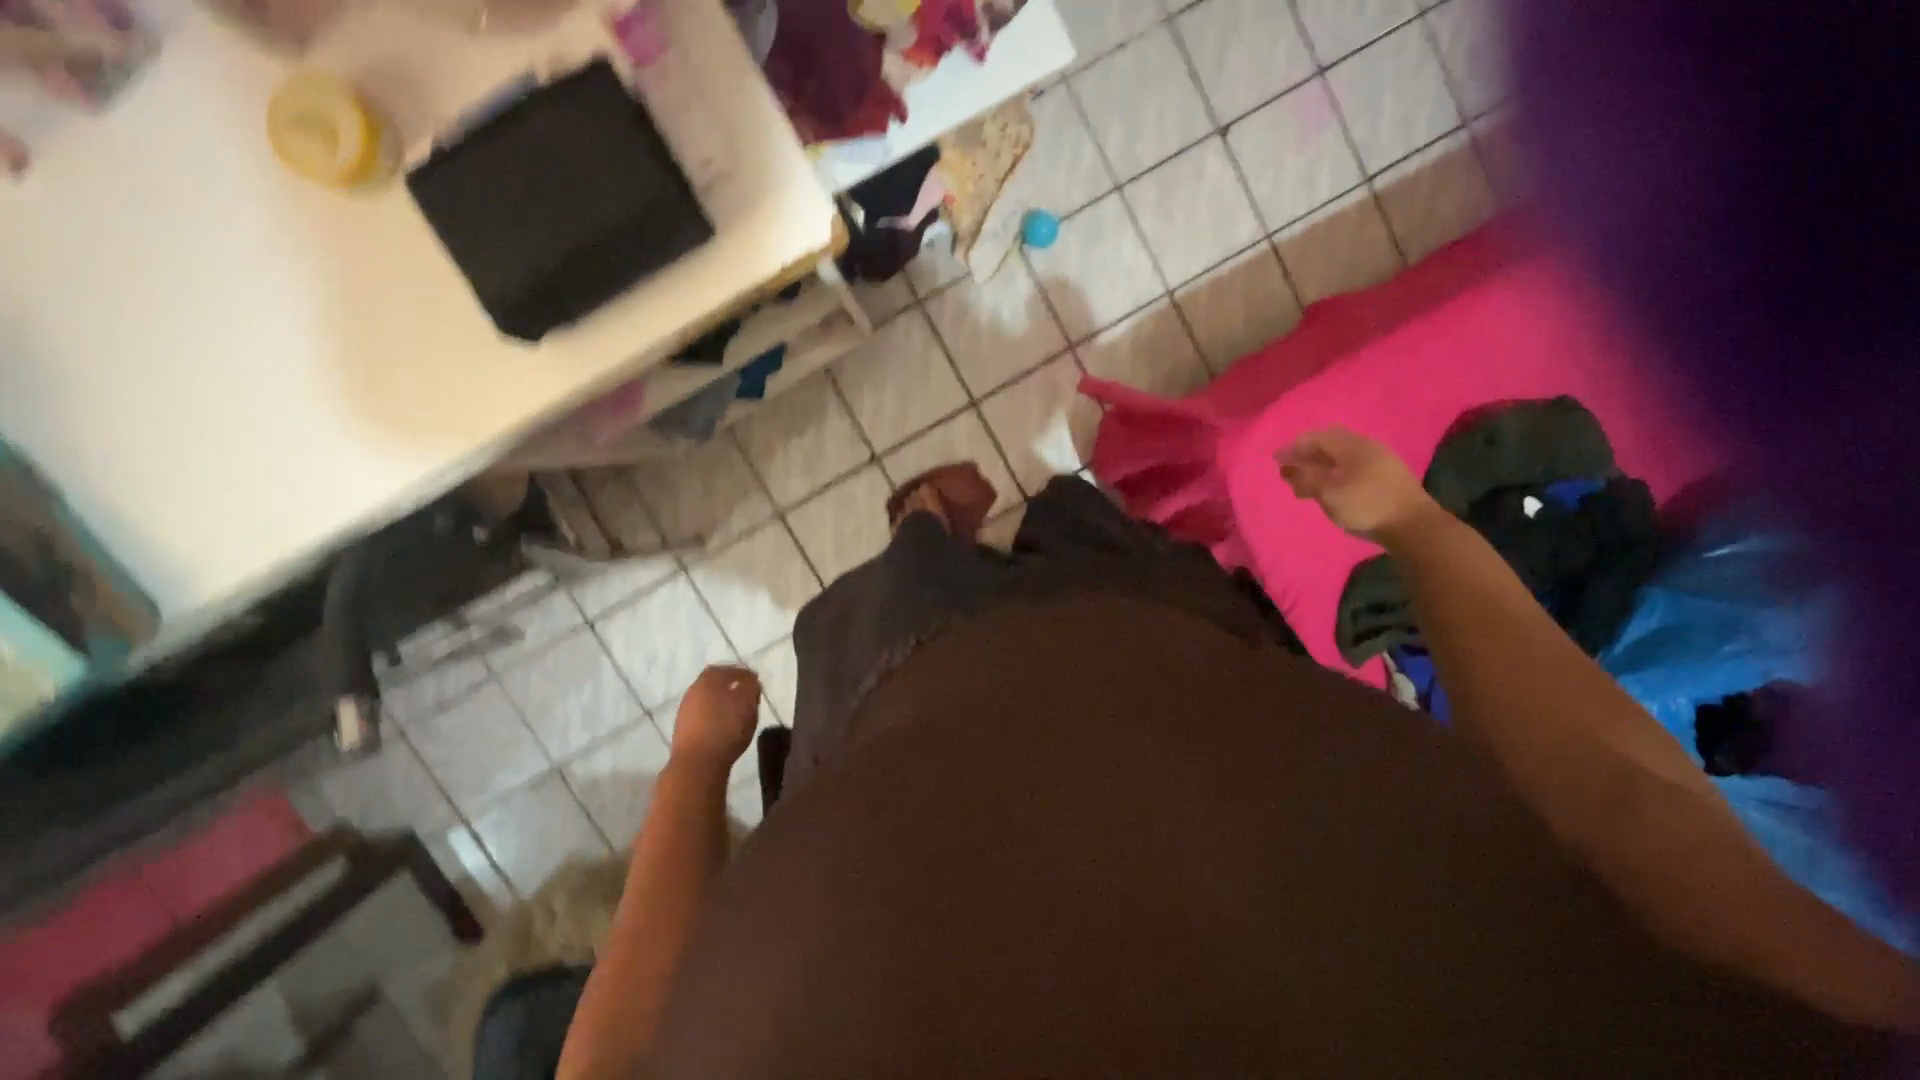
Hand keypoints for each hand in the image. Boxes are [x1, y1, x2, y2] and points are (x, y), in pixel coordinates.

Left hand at [671, 665, 761, 769]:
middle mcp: (693, 691)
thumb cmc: (726, 729)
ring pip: (706, 700)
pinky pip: (702, 716)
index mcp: (707, 680)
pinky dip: (713, 716)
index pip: (726, 669)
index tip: (754, 681)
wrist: (697, 764)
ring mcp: (685, 711)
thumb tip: (749, 681)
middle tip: (745, 694)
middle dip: (729, 686)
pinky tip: (723, 726)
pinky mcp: (682, 730)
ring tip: (736, 712)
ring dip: (720, 702)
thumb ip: (751, 687)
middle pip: (713, 683)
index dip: (741, 673)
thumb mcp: (748, 703)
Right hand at [1280, 427, 1439, 540]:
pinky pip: (1353, 467)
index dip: (1293, 447)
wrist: (1412, 525)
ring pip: (1342, 457)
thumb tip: (1287, 467)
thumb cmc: (1366, 505)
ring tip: (1307, 484)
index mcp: (1351, 446)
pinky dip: (1335, 474)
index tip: (1276, 459)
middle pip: (1331, 444)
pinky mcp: (1387, 477)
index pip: (1316, 438)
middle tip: (1291, 469)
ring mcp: (1380, 461)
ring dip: (1321, 466)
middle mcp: (1366, 447)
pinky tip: (1332, 489)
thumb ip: (1305, 477)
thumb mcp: (1328, 492)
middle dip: (1308, 455)